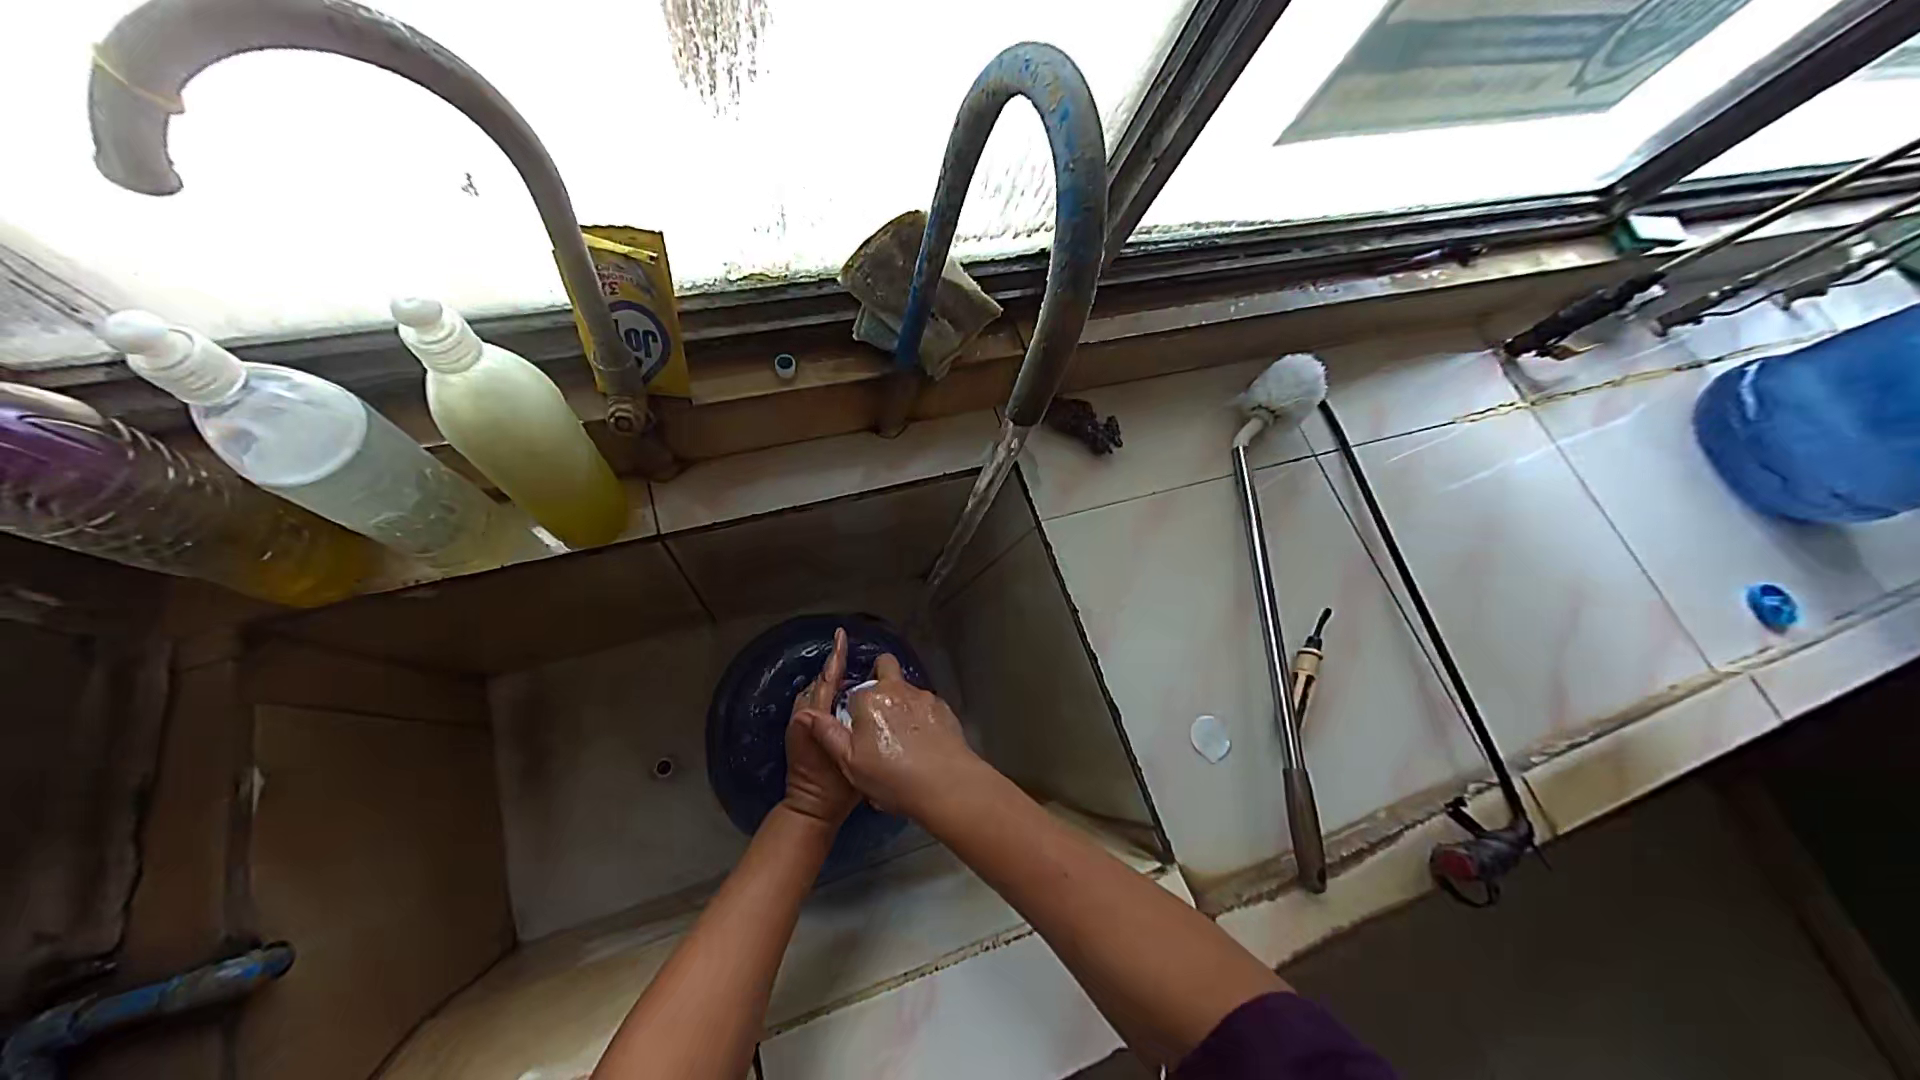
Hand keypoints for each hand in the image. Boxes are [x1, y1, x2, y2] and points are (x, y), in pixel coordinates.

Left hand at [783, 628, 860, 825]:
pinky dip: (831, 696)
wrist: (812, 808)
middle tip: (862, 663)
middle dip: (839, 670)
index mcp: (815, 716)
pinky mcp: (806, 730)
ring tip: (858, 679)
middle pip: (824, 682)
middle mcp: (805, 713)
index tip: (841, 635)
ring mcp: (803, 721)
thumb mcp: (845, 756)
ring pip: (821, 692)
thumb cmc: (832, 785)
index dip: (836, 657)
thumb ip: (845, 727)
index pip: (828, 679)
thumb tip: (853, 700)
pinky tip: (849, 699)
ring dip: (835, 683)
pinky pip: (819, 703)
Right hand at [797, 652, 983, 820]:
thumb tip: (807, 714)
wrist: (946, 785)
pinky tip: (923, 742)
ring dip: (902, 703)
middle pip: (886, 667)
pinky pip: (927, 705)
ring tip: (903, 738)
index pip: (855, 689)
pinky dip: (922, 717)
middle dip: (880, 678)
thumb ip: (828, 734)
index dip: (854, 705)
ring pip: (908, 689)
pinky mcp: (944, 709)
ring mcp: (924, 697)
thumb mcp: (850, 762)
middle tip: (878, 716)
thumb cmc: (893, 777)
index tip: (857, 725)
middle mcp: (897, 689)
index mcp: (869, 698)